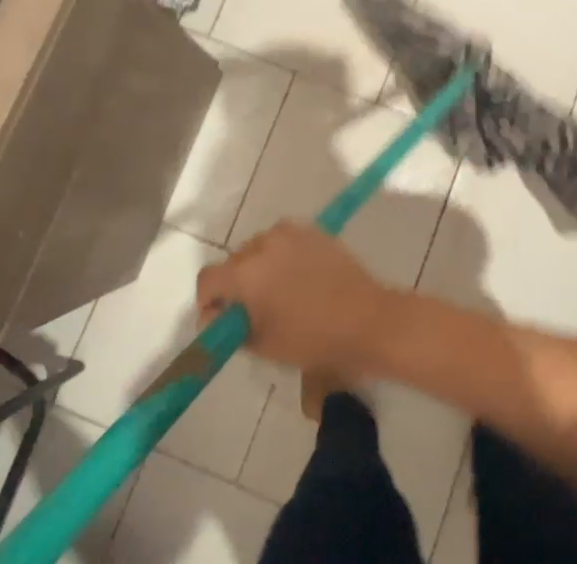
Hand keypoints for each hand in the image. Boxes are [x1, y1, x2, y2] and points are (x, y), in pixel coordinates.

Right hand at [196, 222, 396, 375]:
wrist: (368, 320)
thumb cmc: (314, 339)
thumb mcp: (264, 344)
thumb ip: (231, 328)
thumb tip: (216, 317)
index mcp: (246, 273)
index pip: (208, 279)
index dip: (208, 299)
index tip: (219, 317)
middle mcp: (263, 244)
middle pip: (234, 261)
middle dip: (235, 284)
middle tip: (251, 309)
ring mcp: (291, 234)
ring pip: (260, 247)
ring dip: (259, 266)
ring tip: (278, 292)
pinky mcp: (315, 231)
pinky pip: (285, 240)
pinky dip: (282, 255)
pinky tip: (299, 278)